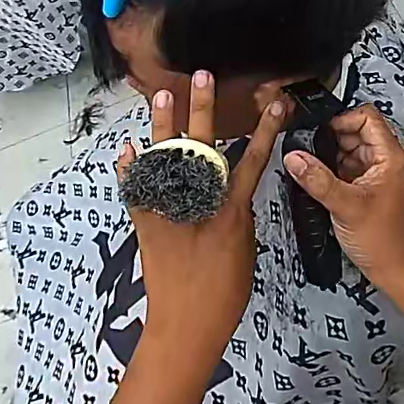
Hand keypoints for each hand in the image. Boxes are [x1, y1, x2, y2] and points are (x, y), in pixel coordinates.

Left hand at [117, 72, 286, 355]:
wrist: (186, 326)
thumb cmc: (226, 292)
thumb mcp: (245, 248)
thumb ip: (239, 214)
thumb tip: (231, 192)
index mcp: (231, 209)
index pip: (254, 159)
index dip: (266, 129)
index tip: (275, 104)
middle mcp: (199, 203)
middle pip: (203, 147)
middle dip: (203, 109)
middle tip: (202, 78)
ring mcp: (168, 212)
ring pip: (166, 160)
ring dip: (163, 126)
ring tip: (163, 96)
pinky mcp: (145, 225)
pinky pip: (136, 191)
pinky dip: (132, 170)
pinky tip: (128, 149)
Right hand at [281, 105, 403, 281]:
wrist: (389, 265)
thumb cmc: (381, 238)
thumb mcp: (345, 205)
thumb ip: (318, 180)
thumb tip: (295, 158)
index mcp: (389, 156)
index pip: (368, 116)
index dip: (343, 119)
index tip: (322, 132)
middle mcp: (383, 159)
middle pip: (354, 130)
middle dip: (331, 138)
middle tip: (310, 150)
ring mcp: (372, 171)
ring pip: (346, 147)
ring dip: (329, 154)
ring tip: (313, 167)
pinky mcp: (361, 184)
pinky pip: (343, 165)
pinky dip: (329, 168)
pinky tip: (318, 179)